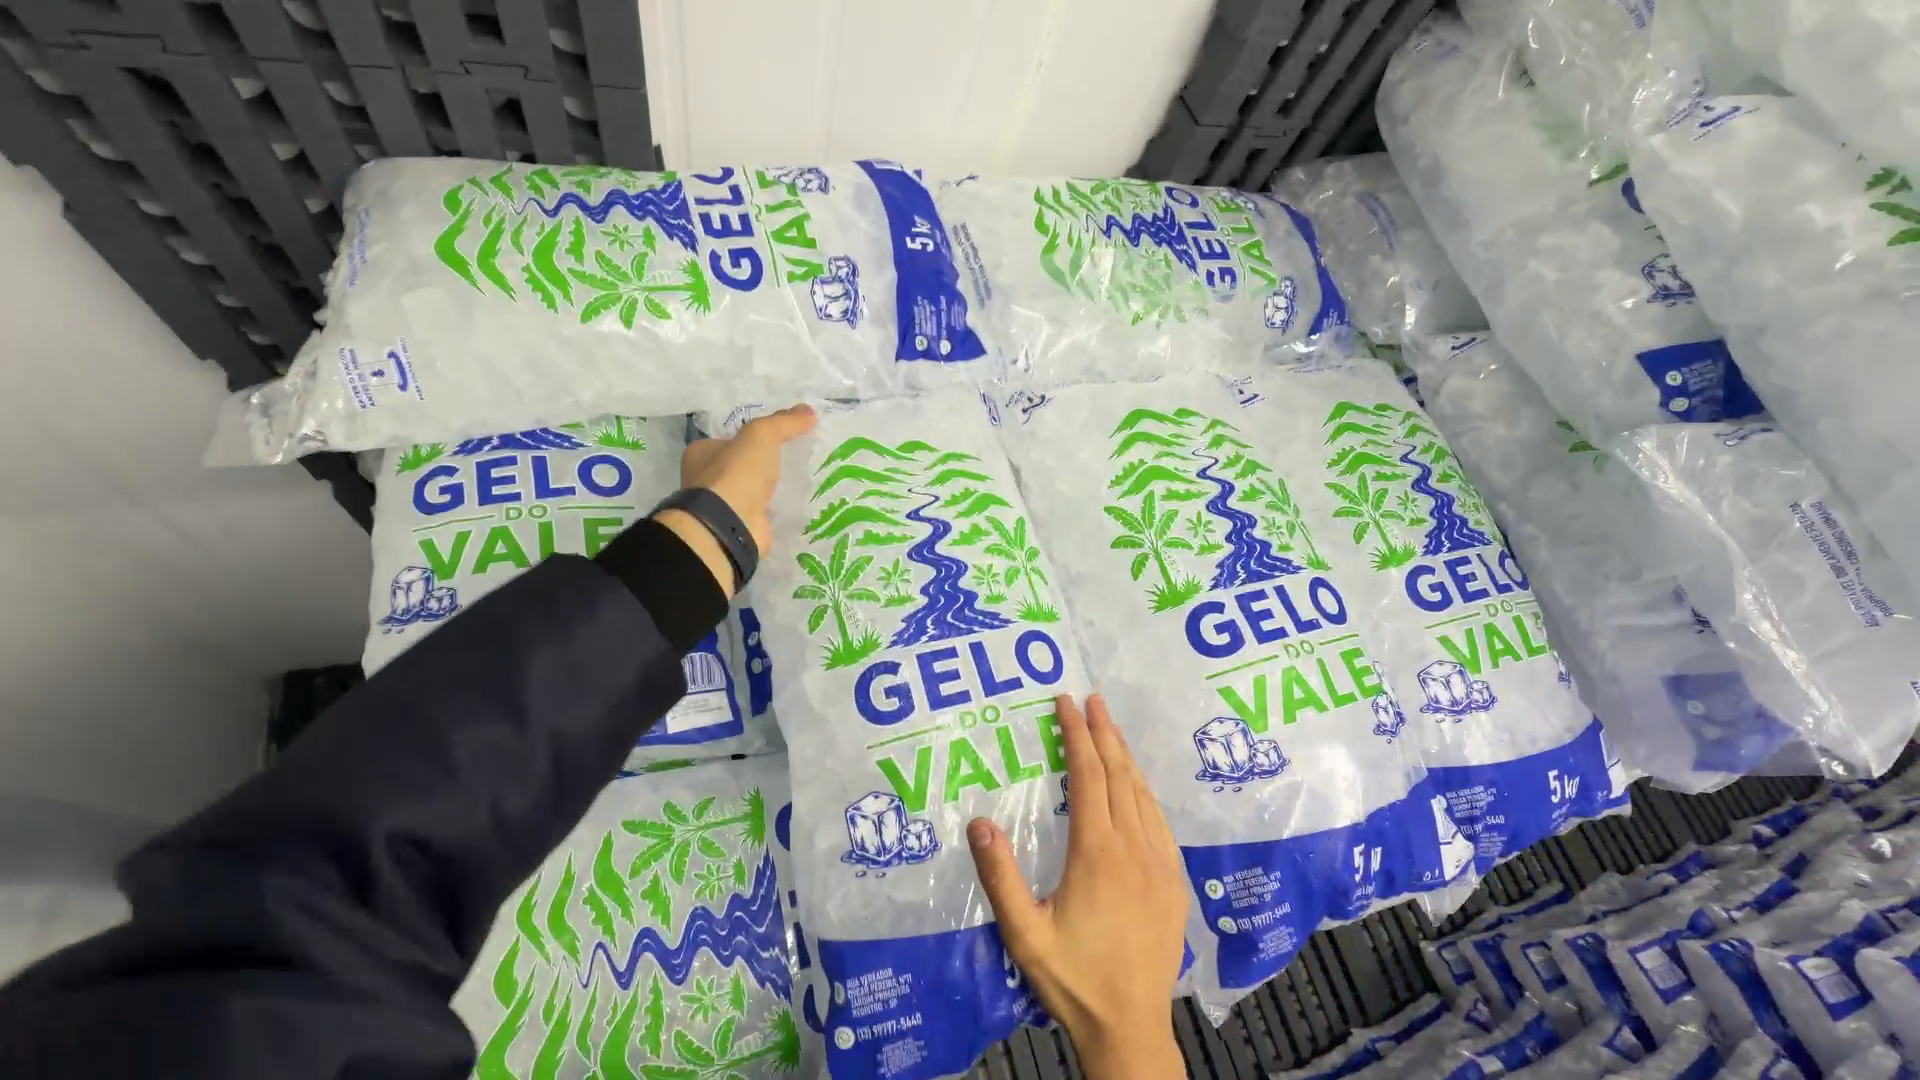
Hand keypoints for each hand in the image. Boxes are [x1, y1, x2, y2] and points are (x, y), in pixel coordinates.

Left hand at [655, 405, 816, 597]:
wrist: (731, 523)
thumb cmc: (737, 472)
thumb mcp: (762, 434)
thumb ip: (785, 422)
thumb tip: (809, 411)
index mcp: (700, 453)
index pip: (727, 441)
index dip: (750, 439)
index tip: (776, 440)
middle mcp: (704, 480)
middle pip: (738, 467)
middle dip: (761, 465)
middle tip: (791, 460)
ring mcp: (721, 507)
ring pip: (749, 492)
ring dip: (768, 490)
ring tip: (798, 482)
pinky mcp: (737, 527)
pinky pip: (760, 514)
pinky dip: (774, 511)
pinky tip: (793, 507)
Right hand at [968, 695, 1187, 1079]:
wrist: (1131, 1026)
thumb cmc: (1072, 979)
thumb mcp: (1023, 933)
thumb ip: (999, 876)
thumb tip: (979, 821)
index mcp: (1097, 852)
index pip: (1088, 776)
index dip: (1076, 735)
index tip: (1066, 703)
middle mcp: (1134, 847)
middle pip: (1119, 774)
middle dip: (1104, 732)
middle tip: (1092, 700)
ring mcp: (1160, 863)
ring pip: (1143, 793)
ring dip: (1125, 756)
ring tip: (1111, 729)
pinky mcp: (1174, 880)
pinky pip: (1159, 820)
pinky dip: (1143, 790)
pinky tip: (1136, 786)